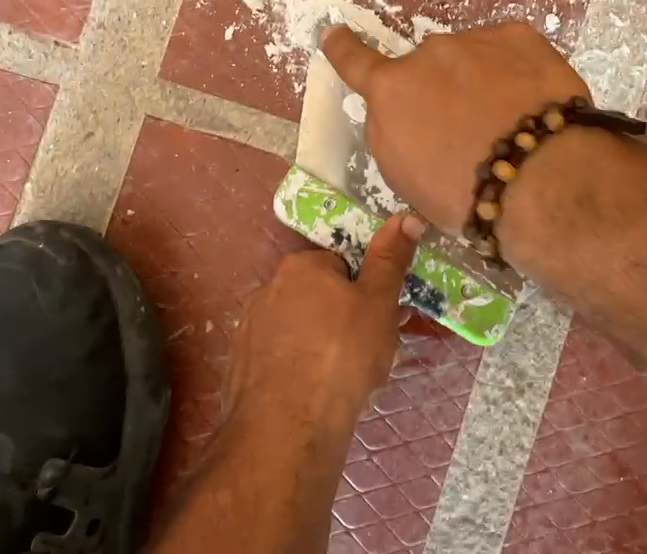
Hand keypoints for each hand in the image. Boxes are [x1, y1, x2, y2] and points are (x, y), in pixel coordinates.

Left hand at [222, 213, 424, 433]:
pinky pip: (281, 361)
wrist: (287, 430)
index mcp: (301, 266)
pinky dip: (298, 373)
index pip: (341, 266)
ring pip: (300, 332)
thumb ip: (390, 259)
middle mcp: (268, 289)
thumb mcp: (378, 303)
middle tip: (369, 354)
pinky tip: (315, 399)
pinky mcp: (240, 370)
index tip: (381, 320)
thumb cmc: (341, 355)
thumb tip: (406, 216)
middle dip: (345, 321)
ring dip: (322, 348)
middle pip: (319, 298)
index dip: (366, 292)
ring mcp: (249, 331)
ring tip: (345, 383)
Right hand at [321, 23, 590, 234]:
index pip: (355, 63)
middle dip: (442, 91)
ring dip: (482, 82)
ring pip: (472, 60)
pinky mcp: (518, 36)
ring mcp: (474, 41)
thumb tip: (410, 125)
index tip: (335, 32)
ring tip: (510, 122)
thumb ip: (397, 137)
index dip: (343, 48)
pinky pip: (510, 53)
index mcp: (391, 92)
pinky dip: (518, 74)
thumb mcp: (408, 180)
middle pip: (428, 71)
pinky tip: (534, 104)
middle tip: (470, 129)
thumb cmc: (463, 195)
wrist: (539, 178)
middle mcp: (427, 56)